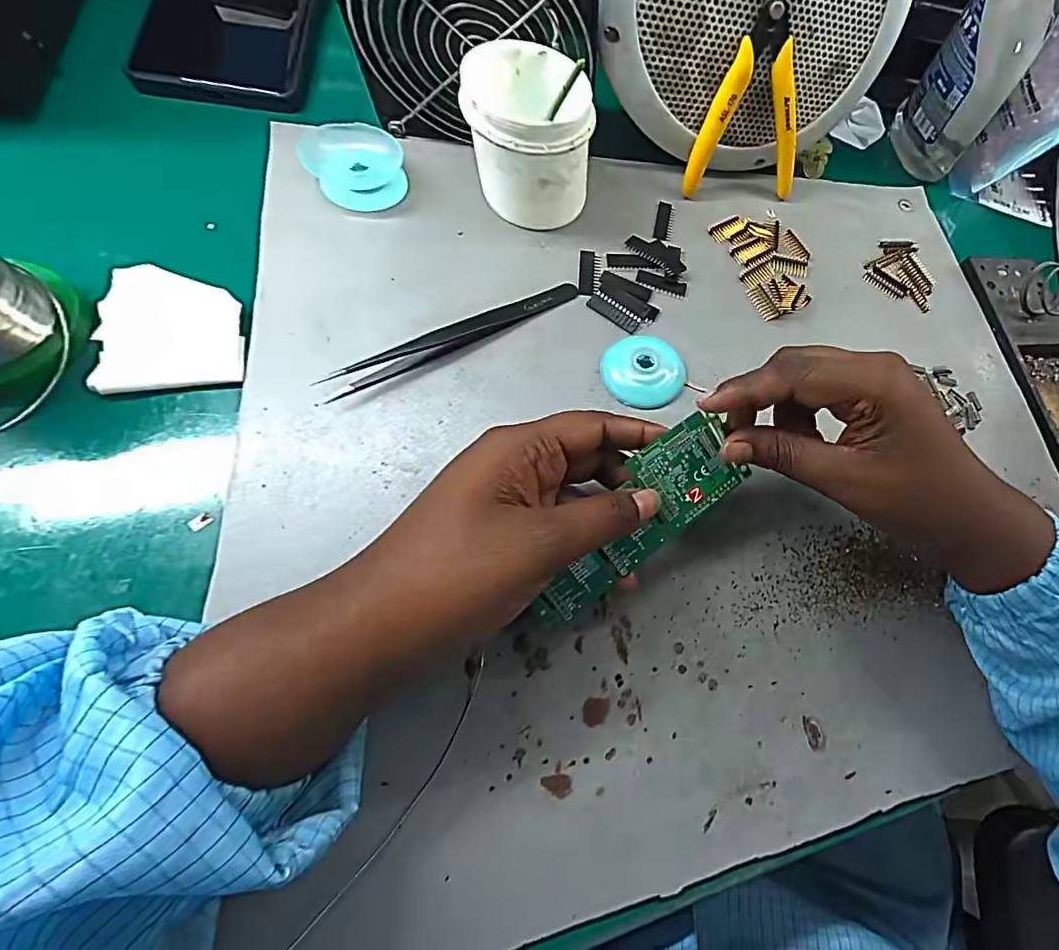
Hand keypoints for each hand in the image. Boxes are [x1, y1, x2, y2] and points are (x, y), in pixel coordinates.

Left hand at [160, 411, 662, 785]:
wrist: (378, 631)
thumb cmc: (461, 572)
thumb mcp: (542, 542)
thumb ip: (604, 518)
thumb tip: (654, 499)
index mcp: (520, 449)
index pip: (591, 427)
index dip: (638, 435)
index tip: (680, 449)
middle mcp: (516, 469)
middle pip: (587, 463)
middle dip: (631, 484)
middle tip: (674, 506)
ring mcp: (510, 506)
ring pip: (577, 502)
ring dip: (613, 524)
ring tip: (650, 548)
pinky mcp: (505, 540)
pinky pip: (558, 533)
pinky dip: (587, 549)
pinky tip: (613, 578)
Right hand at [699, 346, 1053, 592]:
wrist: (970, 518)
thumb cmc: (917, 502)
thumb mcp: (843, 479)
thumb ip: (782, 454)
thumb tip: (728, 445)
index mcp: (874, 379)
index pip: (793, 372)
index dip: (746, 390)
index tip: (708, 408)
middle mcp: (875, 365)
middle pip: (797, 365)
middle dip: (757, 394)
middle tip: (727, 429)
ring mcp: (878, 375)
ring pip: (807, 374)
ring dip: (777, 403)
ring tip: (759, 440)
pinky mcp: (877, 391)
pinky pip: (825, 388)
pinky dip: (800, 410)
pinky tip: (792, 437)